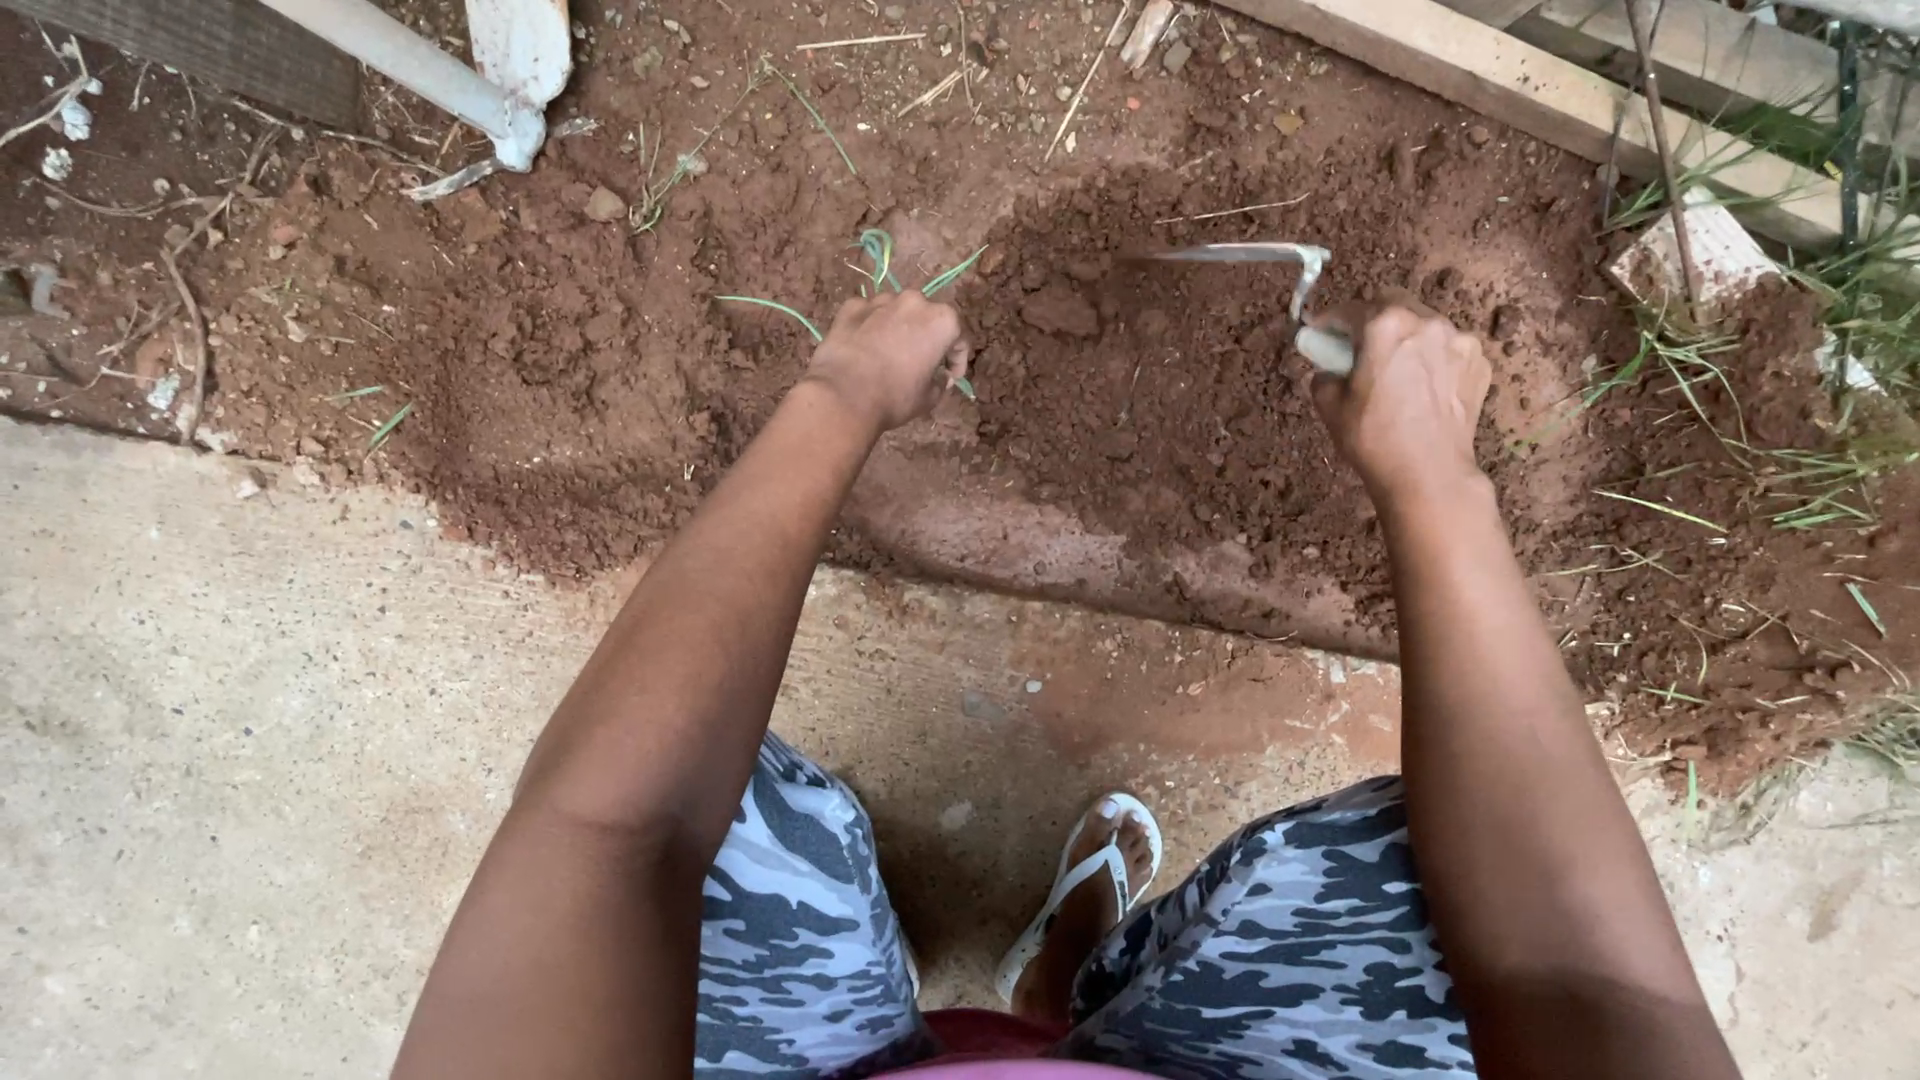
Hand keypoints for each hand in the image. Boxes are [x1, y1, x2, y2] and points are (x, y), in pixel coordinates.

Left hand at [800, 292, 969, 432]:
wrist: (843, 395)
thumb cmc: (895, 397)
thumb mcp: (929, 398)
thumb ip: (941, 383)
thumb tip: (940, 377)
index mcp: (941, 321)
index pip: (958, 339)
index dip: (957, 360)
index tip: (949, 376)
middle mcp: (914, 301)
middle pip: (927, 318)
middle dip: (927, 338)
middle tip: (920, 363)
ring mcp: (880, 300)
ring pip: (896, 312)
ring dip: (898, 329)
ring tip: (889, 355)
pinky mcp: (851, 306)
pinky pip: (868, 314)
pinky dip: (870, 327)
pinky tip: (865, 348)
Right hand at [1308, 296, 1490, 505]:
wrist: (1428, 472)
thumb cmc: (1373, 438)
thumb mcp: (1330, 407)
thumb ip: (1324, 377)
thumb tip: (1329, 371)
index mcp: (1385, 326)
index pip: (1349, 309)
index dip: (1328, 320)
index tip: (1318, 333)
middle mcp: (1426, 321)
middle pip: (1392, 304)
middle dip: (1370, 319)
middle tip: (1356, 346)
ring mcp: (1460, 340)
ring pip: (1423, 324)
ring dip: (1404, 337)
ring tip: (1393, 369)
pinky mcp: (1480, 363)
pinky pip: (1447, 348)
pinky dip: (1431, 357)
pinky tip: (1421, 386)